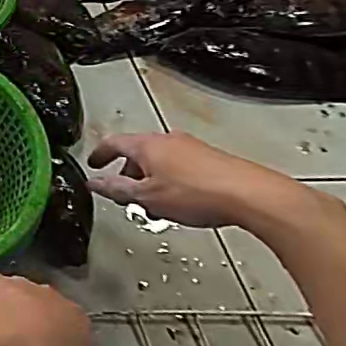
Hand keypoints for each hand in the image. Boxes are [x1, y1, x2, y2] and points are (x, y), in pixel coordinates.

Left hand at [0, 273, 103, 345]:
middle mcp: (51, 295)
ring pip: (18, 295)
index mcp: (77, 320)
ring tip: (0, 338)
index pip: (75, 330)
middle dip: (38, 324)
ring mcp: (20, 285)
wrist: (10, 339)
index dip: (63, 345)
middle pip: (47, 308)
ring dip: (12, 311)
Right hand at [85, 132, 343, 232]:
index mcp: (147, 144)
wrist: (251, 196)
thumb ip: (116, 189)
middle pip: (138, 152)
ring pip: (160, 160)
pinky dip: (170, 180)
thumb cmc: (198, 194)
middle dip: (128, 172)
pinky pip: (180, 166)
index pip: (113, 143)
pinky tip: (179, 202)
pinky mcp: (211, 159)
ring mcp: (191, 147)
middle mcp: (168, 140)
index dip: (100, 154)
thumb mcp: (147, 197)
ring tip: (154, 205)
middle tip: (124, 193)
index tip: (94, 162)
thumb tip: (95, 183)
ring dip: (151, 179)